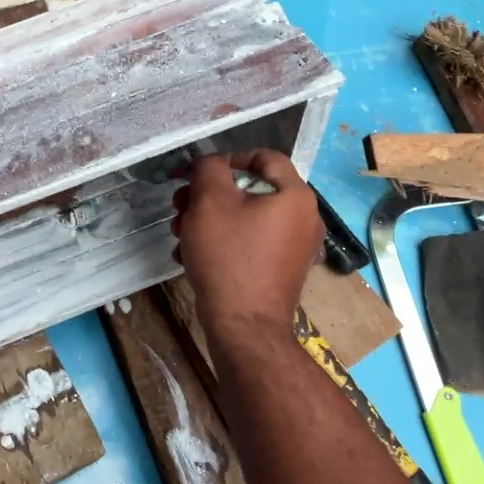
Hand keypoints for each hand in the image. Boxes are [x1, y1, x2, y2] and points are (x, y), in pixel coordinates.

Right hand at [173, 149, 322, 329]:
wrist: (244, 325)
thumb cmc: (228, 256)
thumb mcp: (210, 201)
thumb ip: (209, 168)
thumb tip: (211, 163)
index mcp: (295, 196)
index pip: (265, 157)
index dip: (228, 158)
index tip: (197, 175)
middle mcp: (303, 218)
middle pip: (250, 188)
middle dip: (209, 194)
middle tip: (180, 205)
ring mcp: (294, 246)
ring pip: (245, 216)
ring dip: (208, 218)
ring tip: (181, 232)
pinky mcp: (280, 269)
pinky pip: (249, 241)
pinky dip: (221, 241)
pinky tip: (192, 254)